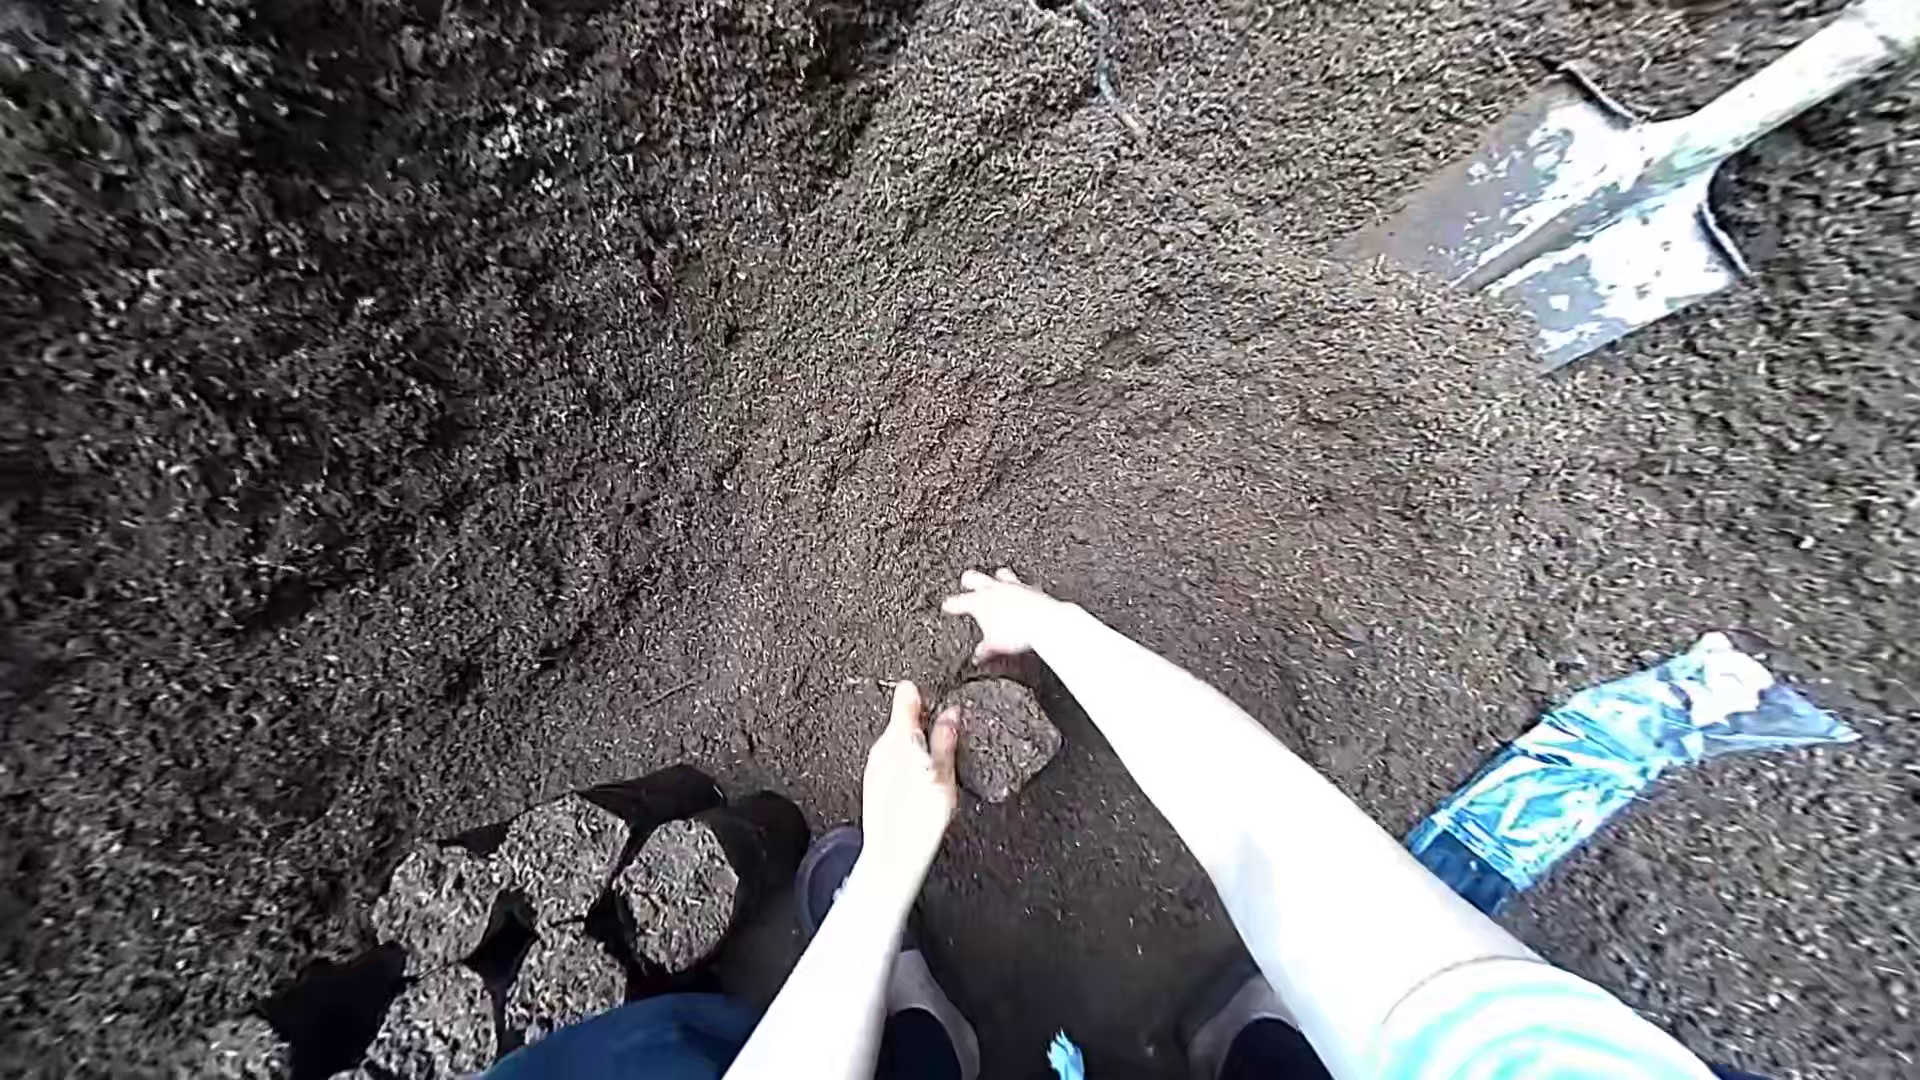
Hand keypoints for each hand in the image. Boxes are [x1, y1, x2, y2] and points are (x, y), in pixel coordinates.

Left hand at [858, 681, 959, 893]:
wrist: (893, 856)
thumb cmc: (918, 819)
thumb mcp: (944, 774)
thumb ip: (946, 739)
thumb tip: (950, 714)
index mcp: (900, 738)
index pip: (906, 695)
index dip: (923, 695)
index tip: (936, 702)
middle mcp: (882, 746)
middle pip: (902, 719)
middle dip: (922, 725)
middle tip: (943, 742)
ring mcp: (875, 763)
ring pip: (898, 740)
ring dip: (914, 745)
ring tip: (932, 769)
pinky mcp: (873, 779)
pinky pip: (891, 759)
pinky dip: (905, 762)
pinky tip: (917, 783)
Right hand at [940, 568, 1072, 661]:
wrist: (1044, 623)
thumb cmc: (1016, 632)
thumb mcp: (995, 645)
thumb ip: (985, 649)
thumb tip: (979, 655)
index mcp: (979, 602)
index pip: (959, 602)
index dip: (952, 604)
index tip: (947, 605)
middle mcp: (995, 590)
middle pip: (975, 578)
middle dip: (969, 580)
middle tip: (966, 580)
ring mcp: (1014, 587)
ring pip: (1002, 575)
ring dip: (999, 577)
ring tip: (998, 576)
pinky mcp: (1032, 589)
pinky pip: (1024, 585)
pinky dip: (1022, 589)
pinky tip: (1025, 592)